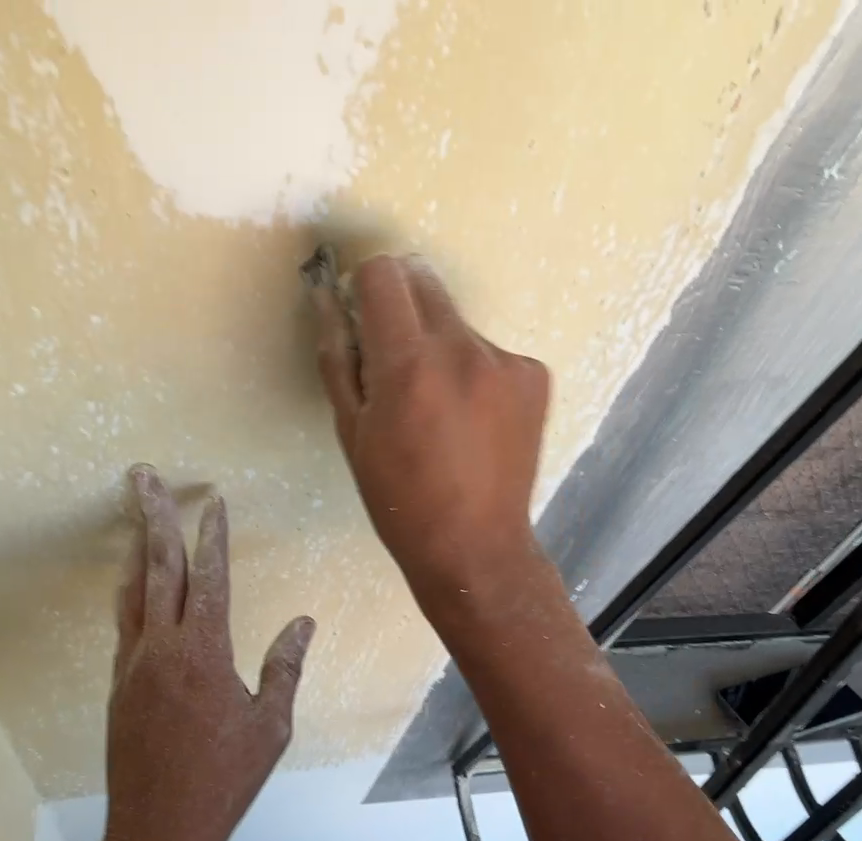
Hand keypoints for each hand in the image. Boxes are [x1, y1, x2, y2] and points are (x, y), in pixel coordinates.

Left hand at [82, 465, 315, 840]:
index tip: (213, 501)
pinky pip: (124, 624)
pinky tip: (134, 585)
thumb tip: (302, 623)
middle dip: (152, 516)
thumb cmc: (224, 782)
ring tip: (135, 515)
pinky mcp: (118, 686)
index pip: (210, 578)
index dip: (212, 536)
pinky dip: (131, 593)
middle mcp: (161, 649)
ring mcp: (132, 666)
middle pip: (157, 568)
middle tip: (141, 475)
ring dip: (136, 549)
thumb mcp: (270, 728)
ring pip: (132, 592)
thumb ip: (283, 668)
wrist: (157, 832)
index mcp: (204, 654)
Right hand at [311, 254, 550, 604]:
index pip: (382, 273)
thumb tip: (326, 296)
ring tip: (439, 404)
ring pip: (457, 320)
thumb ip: (338, 356)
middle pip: (423, 281)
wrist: (475, 547)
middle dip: (400, 305)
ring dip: (439, 343)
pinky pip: (490, 351)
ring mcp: (505, 360)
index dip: (364, 288)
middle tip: (396, 360)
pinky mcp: (534, 375)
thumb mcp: (351, 431)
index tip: (363, 317)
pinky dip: (474, 371)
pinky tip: (472, 418)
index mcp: (408, 364)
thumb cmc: (398, 498)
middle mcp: (462, 348)